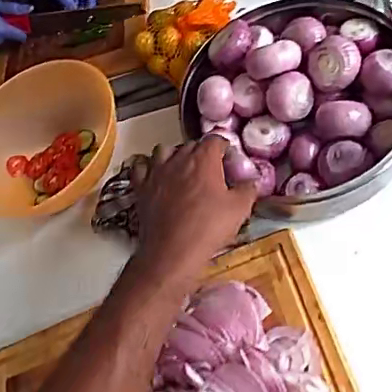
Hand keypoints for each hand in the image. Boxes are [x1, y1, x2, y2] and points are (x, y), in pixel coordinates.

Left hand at [132, 136, 255, 277]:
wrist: (171, 252)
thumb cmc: (206, 229)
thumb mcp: (239, 210)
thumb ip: (247, 189)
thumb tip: (250, 182)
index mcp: (203, 160)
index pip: (215, 140)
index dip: (223, 147)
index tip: (228, 157)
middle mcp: (177, 160)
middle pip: (191, 145)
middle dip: (202, 152)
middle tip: (211, 169)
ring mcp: (156, 172)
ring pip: (164, 151)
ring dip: (175, 155)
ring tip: (183, 169)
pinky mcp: (141, 188)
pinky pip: (141, 167)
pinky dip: (148, 167)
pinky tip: (155, 175)